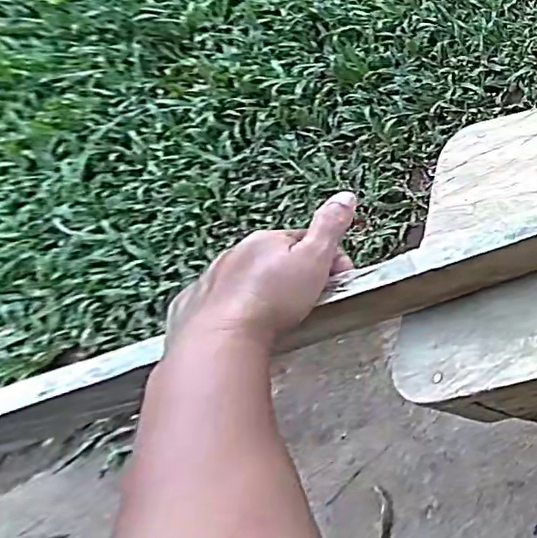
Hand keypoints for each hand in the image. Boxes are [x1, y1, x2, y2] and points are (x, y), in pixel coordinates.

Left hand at [167, 192, 357, 347]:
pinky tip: (247, 321)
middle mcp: (233, 254)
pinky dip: (238, 307)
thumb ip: (331, 225)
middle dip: (300, 274)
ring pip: (251, 279)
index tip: (338, 279)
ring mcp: (207, 281)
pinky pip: (222, 300)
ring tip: (281, 314)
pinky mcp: (191, 306)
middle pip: (280, 259)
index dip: (330, 259)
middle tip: (313, 297)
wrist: (218, 341)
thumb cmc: (273, 299)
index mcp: (264, 240)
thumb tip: (345, 196)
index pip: (309, 241)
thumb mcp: (316, 256)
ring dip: (269, 291)